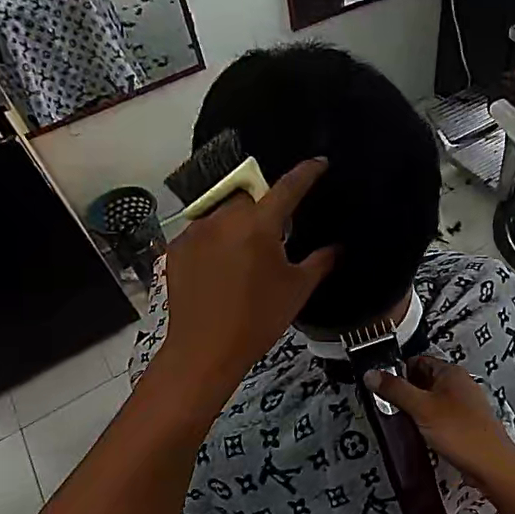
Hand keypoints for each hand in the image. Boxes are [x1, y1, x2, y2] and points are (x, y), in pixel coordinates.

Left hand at [156, 159, 337, 405]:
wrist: (205, 350)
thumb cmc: (259, 319)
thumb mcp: (298, 290)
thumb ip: (320, 262)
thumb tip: (338, 247)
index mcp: (259, 225)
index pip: (288, 187)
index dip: (306, 173)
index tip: (319, 163)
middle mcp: (224, 218)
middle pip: (251, 198)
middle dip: (266, 208)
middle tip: (278, 235)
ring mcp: (195, 232)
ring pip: (225, 214)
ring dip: (240, 225)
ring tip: (248, 256)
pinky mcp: (176, 248)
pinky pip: (203, 233)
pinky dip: (217, 242)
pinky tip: (223, 269)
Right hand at [364, 357, 514, 485]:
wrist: (490, 465)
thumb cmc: (466, 434)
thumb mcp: (421, 408)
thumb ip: (395, 390)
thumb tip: (374, 375)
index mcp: (451, 373)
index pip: (418, 360)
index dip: (398, 369)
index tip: (382, 380)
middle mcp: (460, 386)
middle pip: (423, 381)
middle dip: (405, 392)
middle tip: (389, 403)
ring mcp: (463, 406)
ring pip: (431, 401)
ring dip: (416, 410)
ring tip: (404, 421)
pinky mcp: (463, 426)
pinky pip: (438, 419)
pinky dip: (427, 424)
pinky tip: (420, 435)